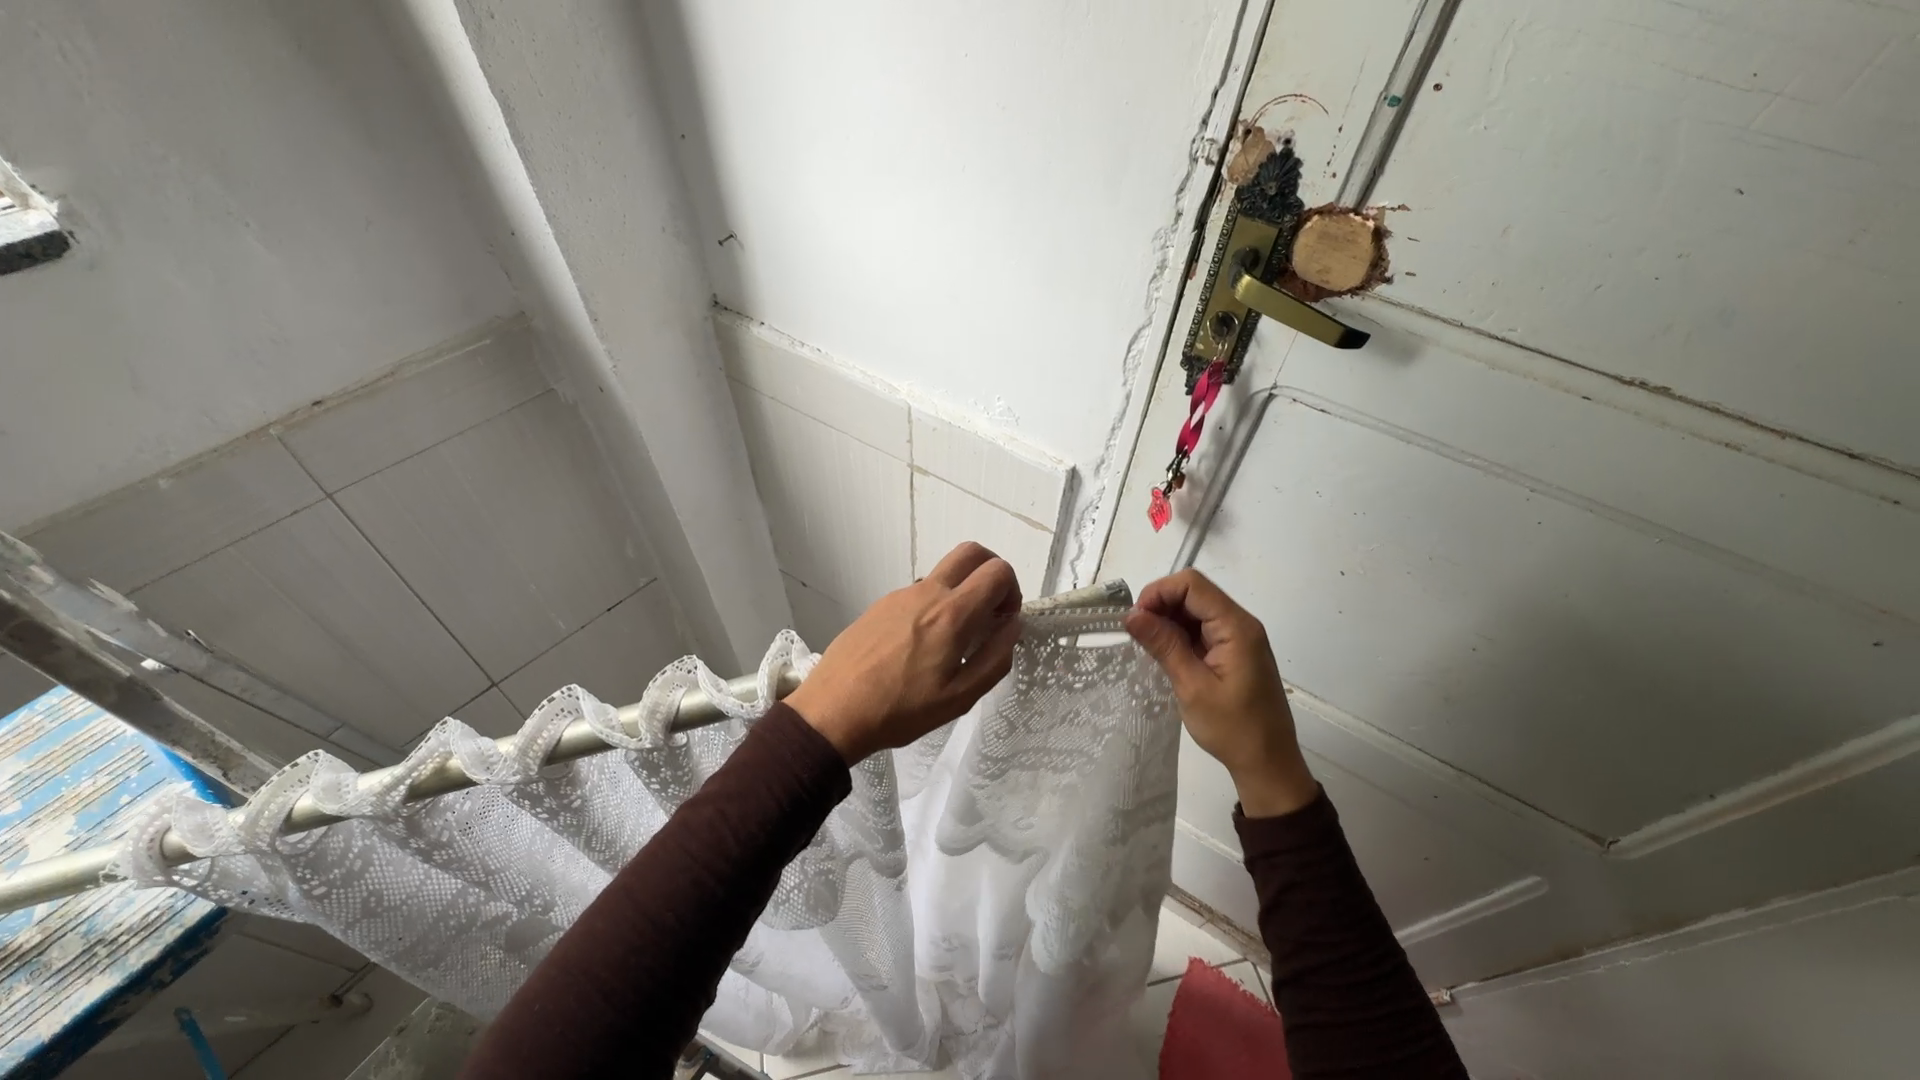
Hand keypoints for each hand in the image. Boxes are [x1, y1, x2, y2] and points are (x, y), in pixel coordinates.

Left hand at [786, 542, 1022, 763]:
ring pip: (943, 573)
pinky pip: (918, 592)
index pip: (997, 571)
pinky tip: (920, 647)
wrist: (833, 711)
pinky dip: (934, 605)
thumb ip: (995, 659)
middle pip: (971, 552)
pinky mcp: (879, 605)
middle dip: (991, 572)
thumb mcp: (960, 698)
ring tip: (953, 640)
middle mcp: (926, 593)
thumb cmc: (901, 710)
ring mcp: (899, 595)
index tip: (1004, 620)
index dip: (1012, 590)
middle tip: (989, 611)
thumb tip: (1012, 627)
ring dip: (960, 591)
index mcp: (952, 614)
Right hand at [1124, 569, 1318, 817]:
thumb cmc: (1232, 728)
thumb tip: (1131, 615)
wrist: (1268, 762)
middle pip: (1193, 592)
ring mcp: (1238, 637)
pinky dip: (1179, 634)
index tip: (1136, 620)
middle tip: (1138, 634)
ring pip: (1195, 609)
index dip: (1158, 592)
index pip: (1192, 585)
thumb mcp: (1192, 687)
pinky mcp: (1232, 651)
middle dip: (1160, 604)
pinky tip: (1165, 653)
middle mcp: (1240, 623)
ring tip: (1148, 646)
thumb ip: (1163, 645)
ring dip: (1168, 619)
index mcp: (1236, 627)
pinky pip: (1202, 628)